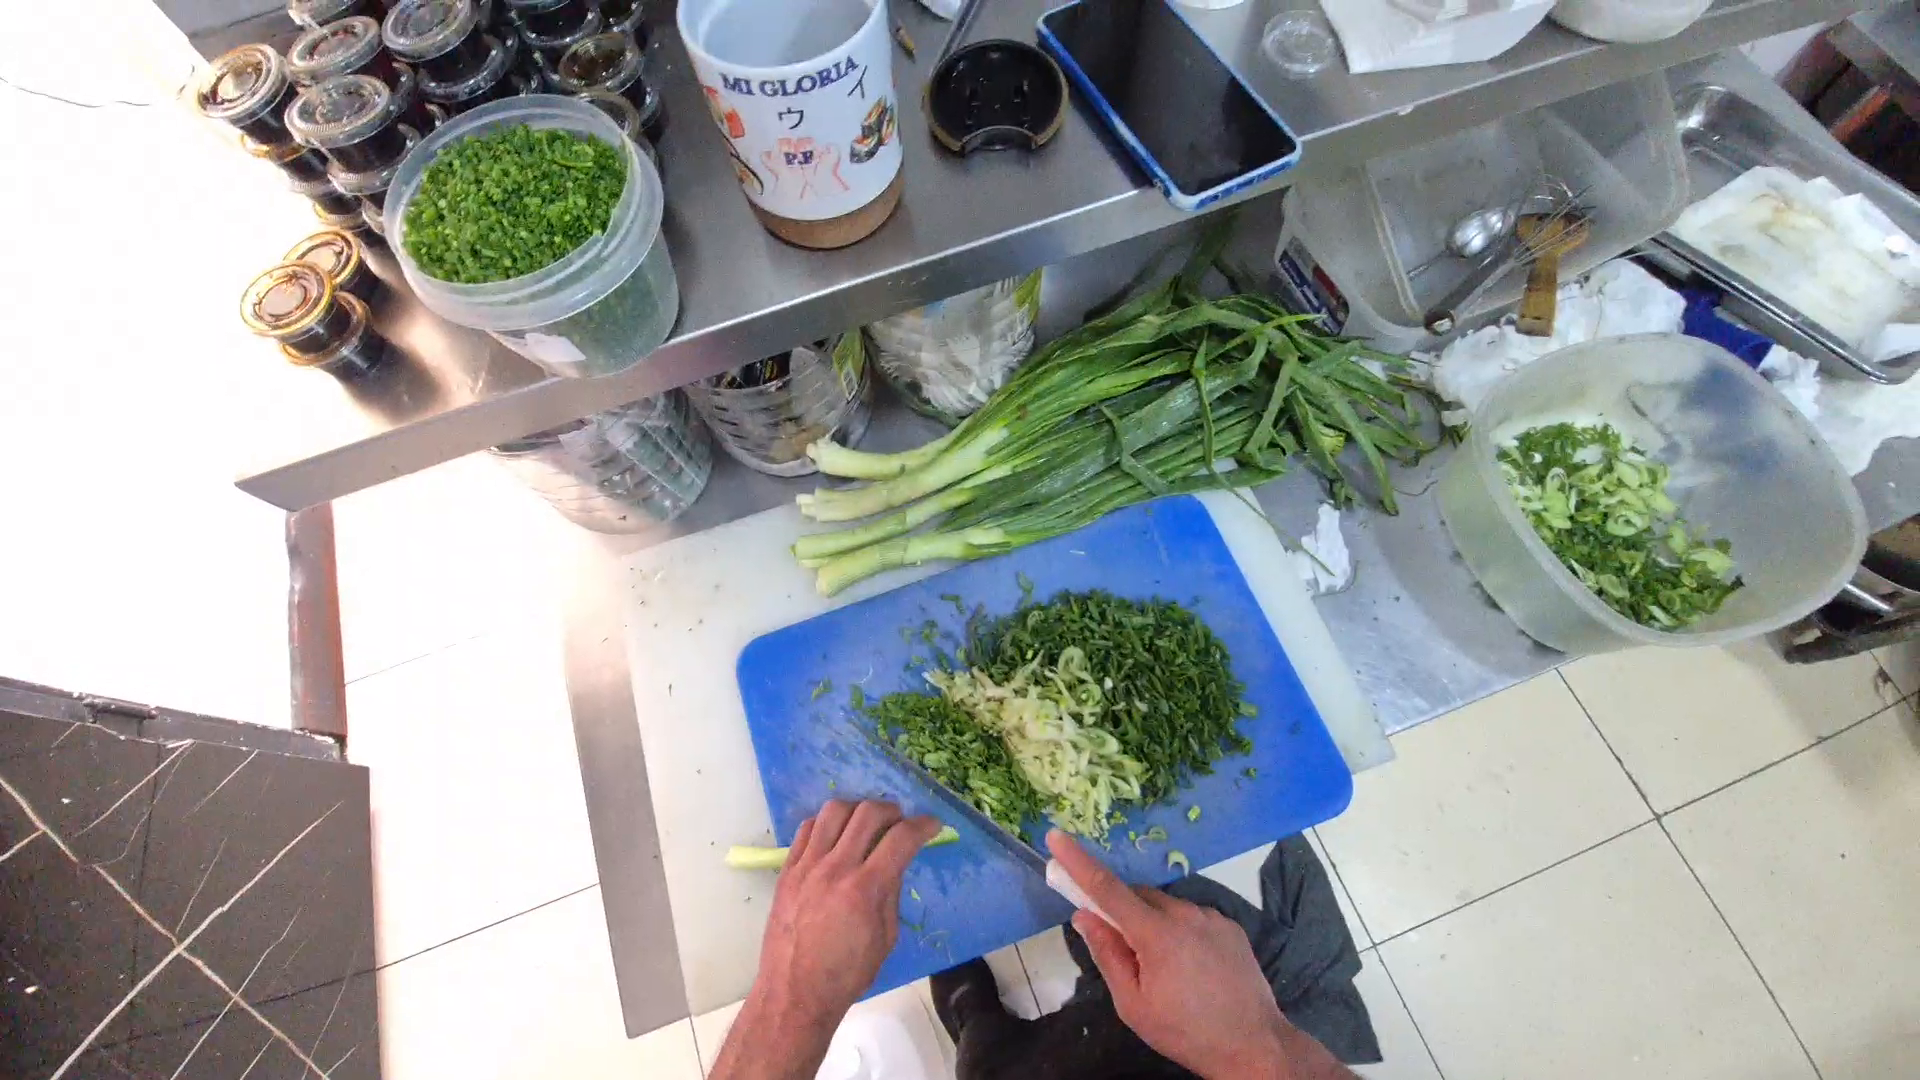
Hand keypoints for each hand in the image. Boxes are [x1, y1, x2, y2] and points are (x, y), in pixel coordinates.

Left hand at [711, 800, 940, 1079]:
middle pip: (868, 812)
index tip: (932, 825)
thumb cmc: (847, 974)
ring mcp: (807, 866)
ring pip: (834, 810)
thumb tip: (894, 862)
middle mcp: (836, 869)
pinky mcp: (787, 870)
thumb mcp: (886, 937)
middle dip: (893, 810)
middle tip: (899, 822)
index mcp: (865, 889)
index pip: (901, 838)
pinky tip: (836, 837)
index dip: (923, 825)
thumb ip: (891, 893)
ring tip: (866, 823)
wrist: (795, 994)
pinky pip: (807, 828)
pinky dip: (827, 824)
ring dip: (858, 809)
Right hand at [1049, 830, 1358, 1079]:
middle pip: (1137, 896)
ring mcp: (1210, 915)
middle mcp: (1183, 913)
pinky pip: (1192, 916)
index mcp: (1155, 933)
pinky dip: (1182, 931)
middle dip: (1123, 913)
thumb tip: (1084, 916)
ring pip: (1166, 906)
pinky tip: (1194, 966)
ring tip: (1169, 969)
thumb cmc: (1187, 1032)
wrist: (1257, 1048)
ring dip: (1155, 923)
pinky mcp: (1229, 924)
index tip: (1055, 836)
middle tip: (1126, 950)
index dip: (1078, 861)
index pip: (1107, 888)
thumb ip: (1107, 956)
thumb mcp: (1134, 1006)